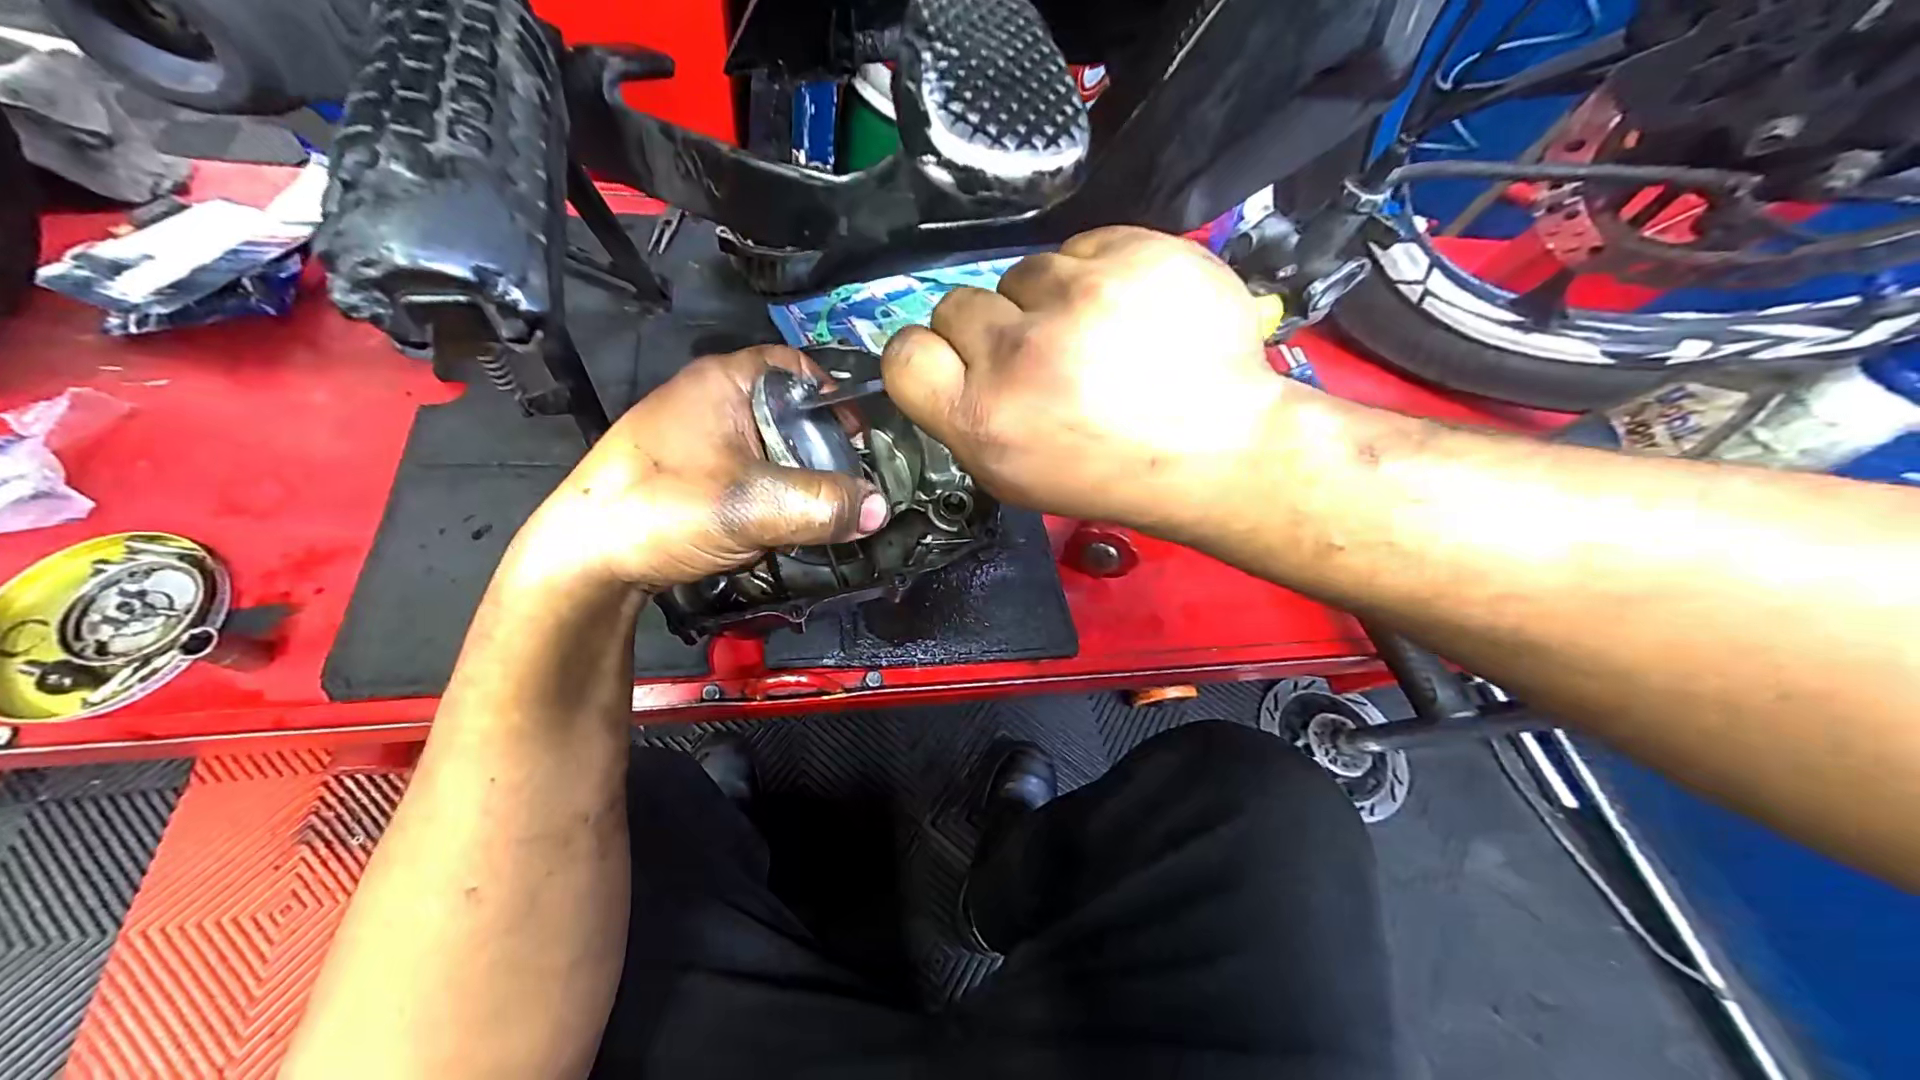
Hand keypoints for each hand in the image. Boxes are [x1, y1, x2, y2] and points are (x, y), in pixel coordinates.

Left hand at [508, 347, 888, 591]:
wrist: (582, 562)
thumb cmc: (662, 509)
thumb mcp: (754, 506)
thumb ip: (824, 505)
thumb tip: (881, 509)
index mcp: (723, 382)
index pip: (797, 366)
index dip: (835, 397)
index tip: (859, 438)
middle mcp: (708, 399)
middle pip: (787, 411)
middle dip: (820, 447)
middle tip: (846, 483)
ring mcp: (694, 438)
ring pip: (767, 446)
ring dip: (795, 475)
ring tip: (818, 508)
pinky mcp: (686, 472)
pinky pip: (746, 471)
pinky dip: (770, 492)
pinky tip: (778, 522)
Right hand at [881, 227, 1297, 537]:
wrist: (1217, 450)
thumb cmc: (1109, 472)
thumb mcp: (1015, 478)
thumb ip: (967, 417)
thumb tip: (948, 361)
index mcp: (984, 418)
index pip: (904, 354)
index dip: (927, 353)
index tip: (959, 362)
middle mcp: (1020, 353)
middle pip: (957, 303)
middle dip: (990, 328)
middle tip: (1040, 357)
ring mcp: (1080, 296)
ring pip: (1023, 272)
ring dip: (1047, 301)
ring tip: (1096, 338)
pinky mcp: (1132, 254)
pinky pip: (1081, 246)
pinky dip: (1096, 275)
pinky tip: (1128, 314)